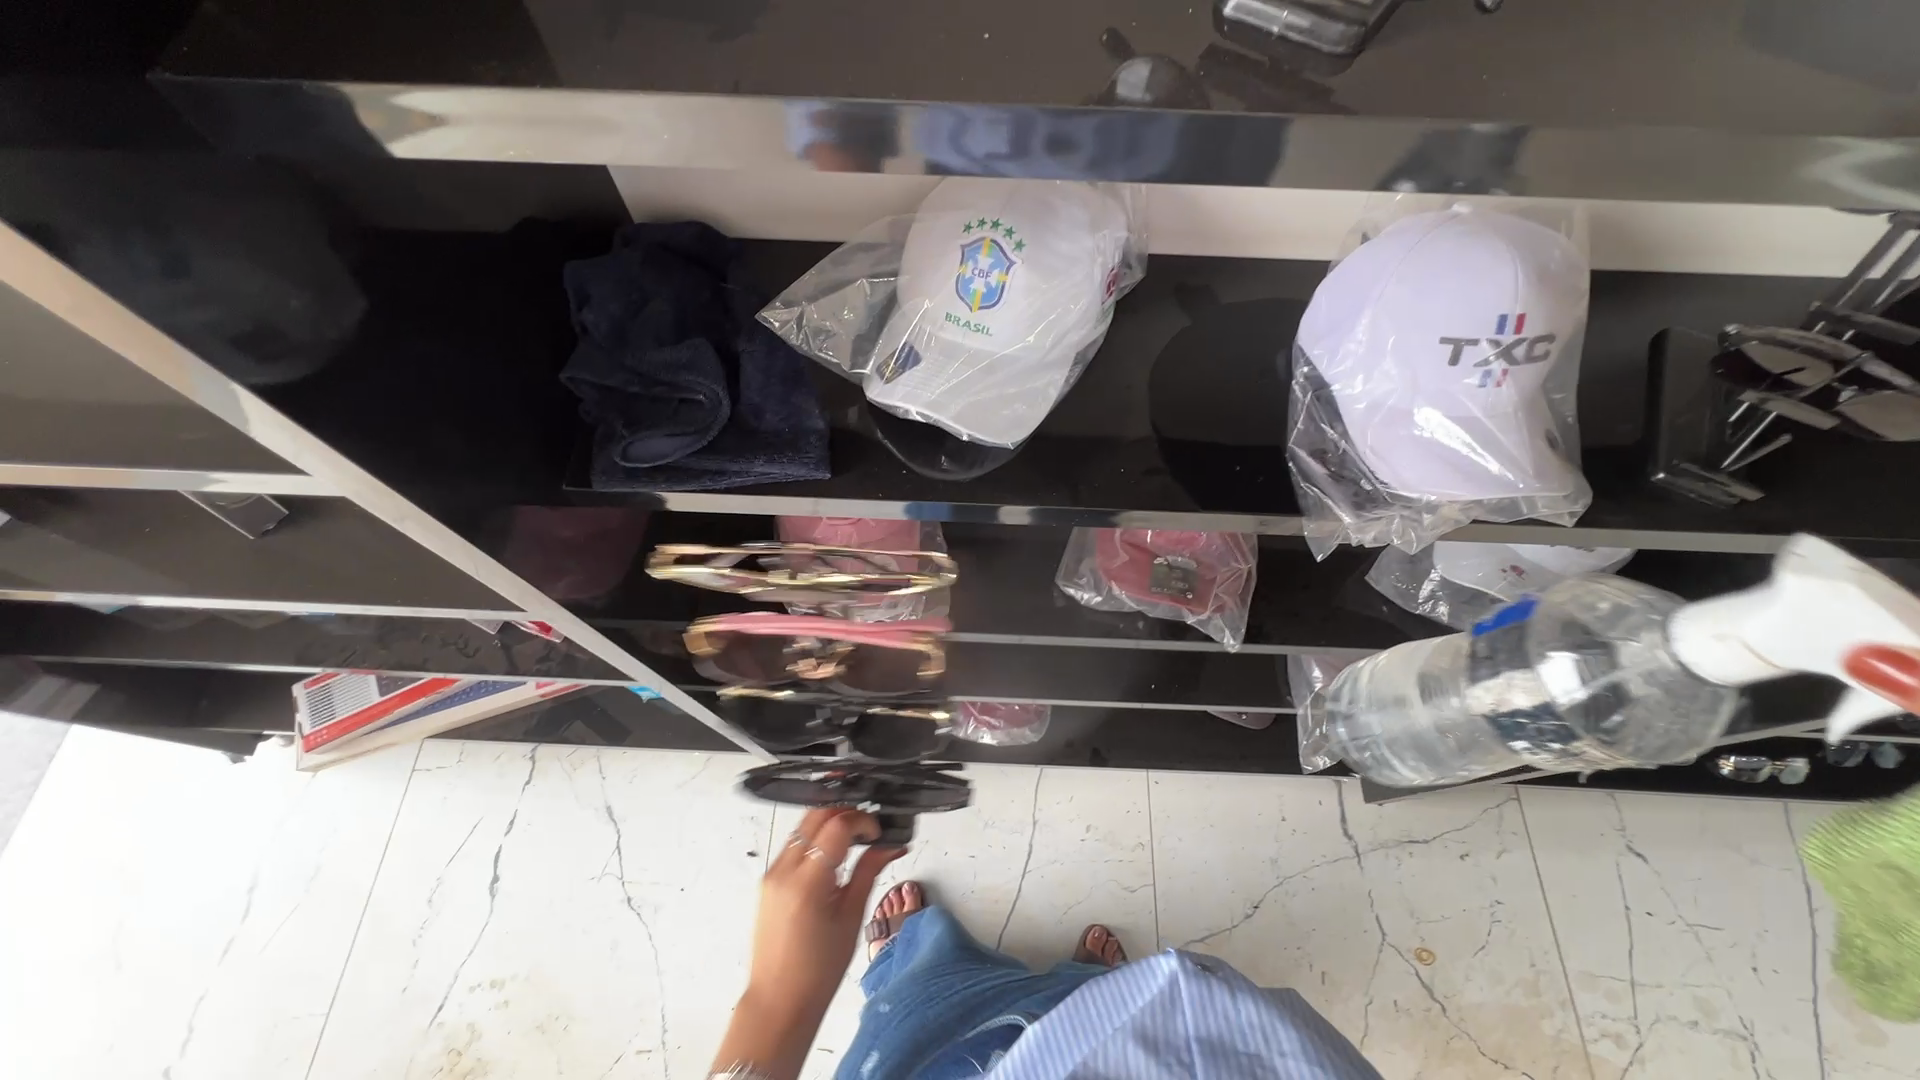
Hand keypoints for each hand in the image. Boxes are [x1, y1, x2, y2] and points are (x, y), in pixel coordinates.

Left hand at [746, 808, 907, 1018]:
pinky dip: (815, 840)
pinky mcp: (768, 880)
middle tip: (869, 829)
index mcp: (807, 883)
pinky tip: (832, 858)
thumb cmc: (817, 970)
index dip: (863, 821)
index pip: (837, 826)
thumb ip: (868, 872)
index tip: (878, 833)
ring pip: (802, 827)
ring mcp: (772, 874)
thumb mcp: (852, 917)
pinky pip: (793, 845)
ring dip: (829, 824)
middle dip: (846, 813)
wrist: (780, 999)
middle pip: (815, 815)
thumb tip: (889, 846)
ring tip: (854, 842)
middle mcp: (784, 872)